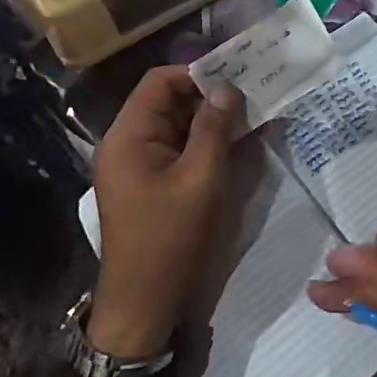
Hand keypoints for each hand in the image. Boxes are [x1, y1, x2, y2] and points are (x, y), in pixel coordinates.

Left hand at [89, 67, 240, 358]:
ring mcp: (134, 165)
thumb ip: (214, 130)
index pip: (159, 82)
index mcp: (128, 136)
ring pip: (173, 126)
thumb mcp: (200, 180)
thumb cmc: (170, 239)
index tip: (237, 78)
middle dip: (207, 97)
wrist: (143, 302)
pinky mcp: (147, 183)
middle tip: (251, 98)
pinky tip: (231, 147)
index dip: (197, 74)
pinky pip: (174, 150)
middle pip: (166, 102)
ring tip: (249, 119)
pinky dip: (201, 144)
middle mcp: (125, 143)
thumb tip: (227, 88)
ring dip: (208, 122)